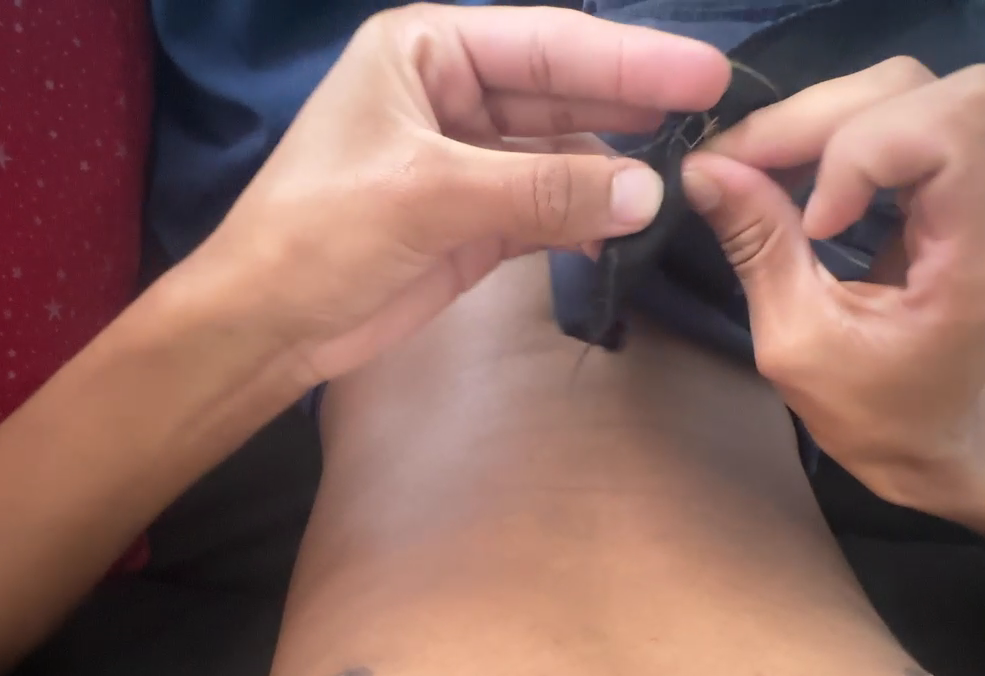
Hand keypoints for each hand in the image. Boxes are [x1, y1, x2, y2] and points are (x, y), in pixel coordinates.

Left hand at [188, 3, 729, 384]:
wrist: (277, 321)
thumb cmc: (326, 232)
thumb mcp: (430, 194)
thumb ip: (541, 192)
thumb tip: (646, 194)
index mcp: (428, 53)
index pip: (547, 44)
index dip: (628, 60)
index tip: (703, 75)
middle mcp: (453, 99)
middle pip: (560, 97)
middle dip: (628, 111)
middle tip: (707, 124)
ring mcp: (468, 166)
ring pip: (557, 162)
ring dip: (607, 179)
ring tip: (670, 190)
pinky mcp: (475, 226)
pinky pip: (544, 215)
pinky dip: (579, 225)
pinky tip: (618, 233)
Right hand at [681, 58, 984, 505]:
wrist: (930, 433)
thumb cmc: (867, 411)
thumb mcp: (794, 344)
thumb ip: (759, 249)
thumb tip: (700, 170)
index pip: (953, 122)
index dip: (862, 149)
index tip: (810, 224)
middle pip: (919, 91)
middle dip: (815, 121)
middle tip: (735, 166)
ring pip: (908, 92)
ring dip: (818, 124)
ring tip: (755, 170)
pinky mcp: (977, 178)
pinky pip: (906, 118)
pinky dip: (837, 136)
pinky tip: (796, 175)